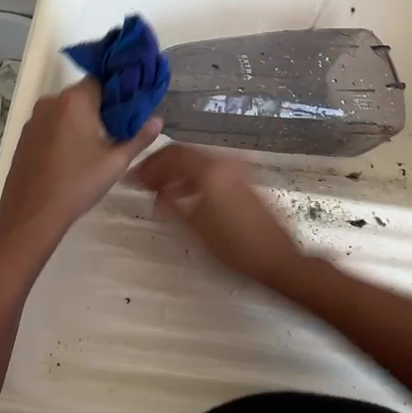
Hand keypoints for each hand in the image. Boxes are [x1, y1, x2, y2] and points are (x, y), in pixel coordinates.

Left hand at [0, 79, 159, 259]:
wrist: (31, 215)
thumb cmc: (78, 184)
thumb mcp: (116, 162)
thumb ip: (139, 137)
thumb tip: (158, 120)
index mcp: (75, 100)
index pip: (102, 80)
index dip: (119, 91)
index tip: (131, 107)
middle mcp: (51, 101)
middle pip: (84, 94)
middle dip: (102, 108)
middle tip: (119, 130)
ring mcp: (34, 118)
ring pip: (67, 109)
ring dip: (83, 120)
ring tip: (97, 146)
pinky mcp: (25, 135)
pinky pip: (52, 123)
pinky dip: (65, 131)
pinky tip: (73, 156)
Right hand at [132, 144, 306, 288]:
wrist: (277, 258)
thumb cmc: (235, 248)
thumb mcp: (196, 230)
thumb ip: (172, 207)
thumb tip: (156, 194)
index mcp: (211, 170)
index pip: (172, 154)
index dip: (150, 164)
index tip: (134, 177)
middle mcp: (225, 162)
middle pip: (186, 154)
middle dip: (163, 167)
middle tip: (144, 183)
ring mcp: (239, 169)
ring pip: (200, 162)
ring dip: (178, 173)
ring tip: (160, 192)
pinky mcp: (246, 179)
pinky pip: (213, 170)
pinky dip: (196, 178)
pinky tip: (186, 196)